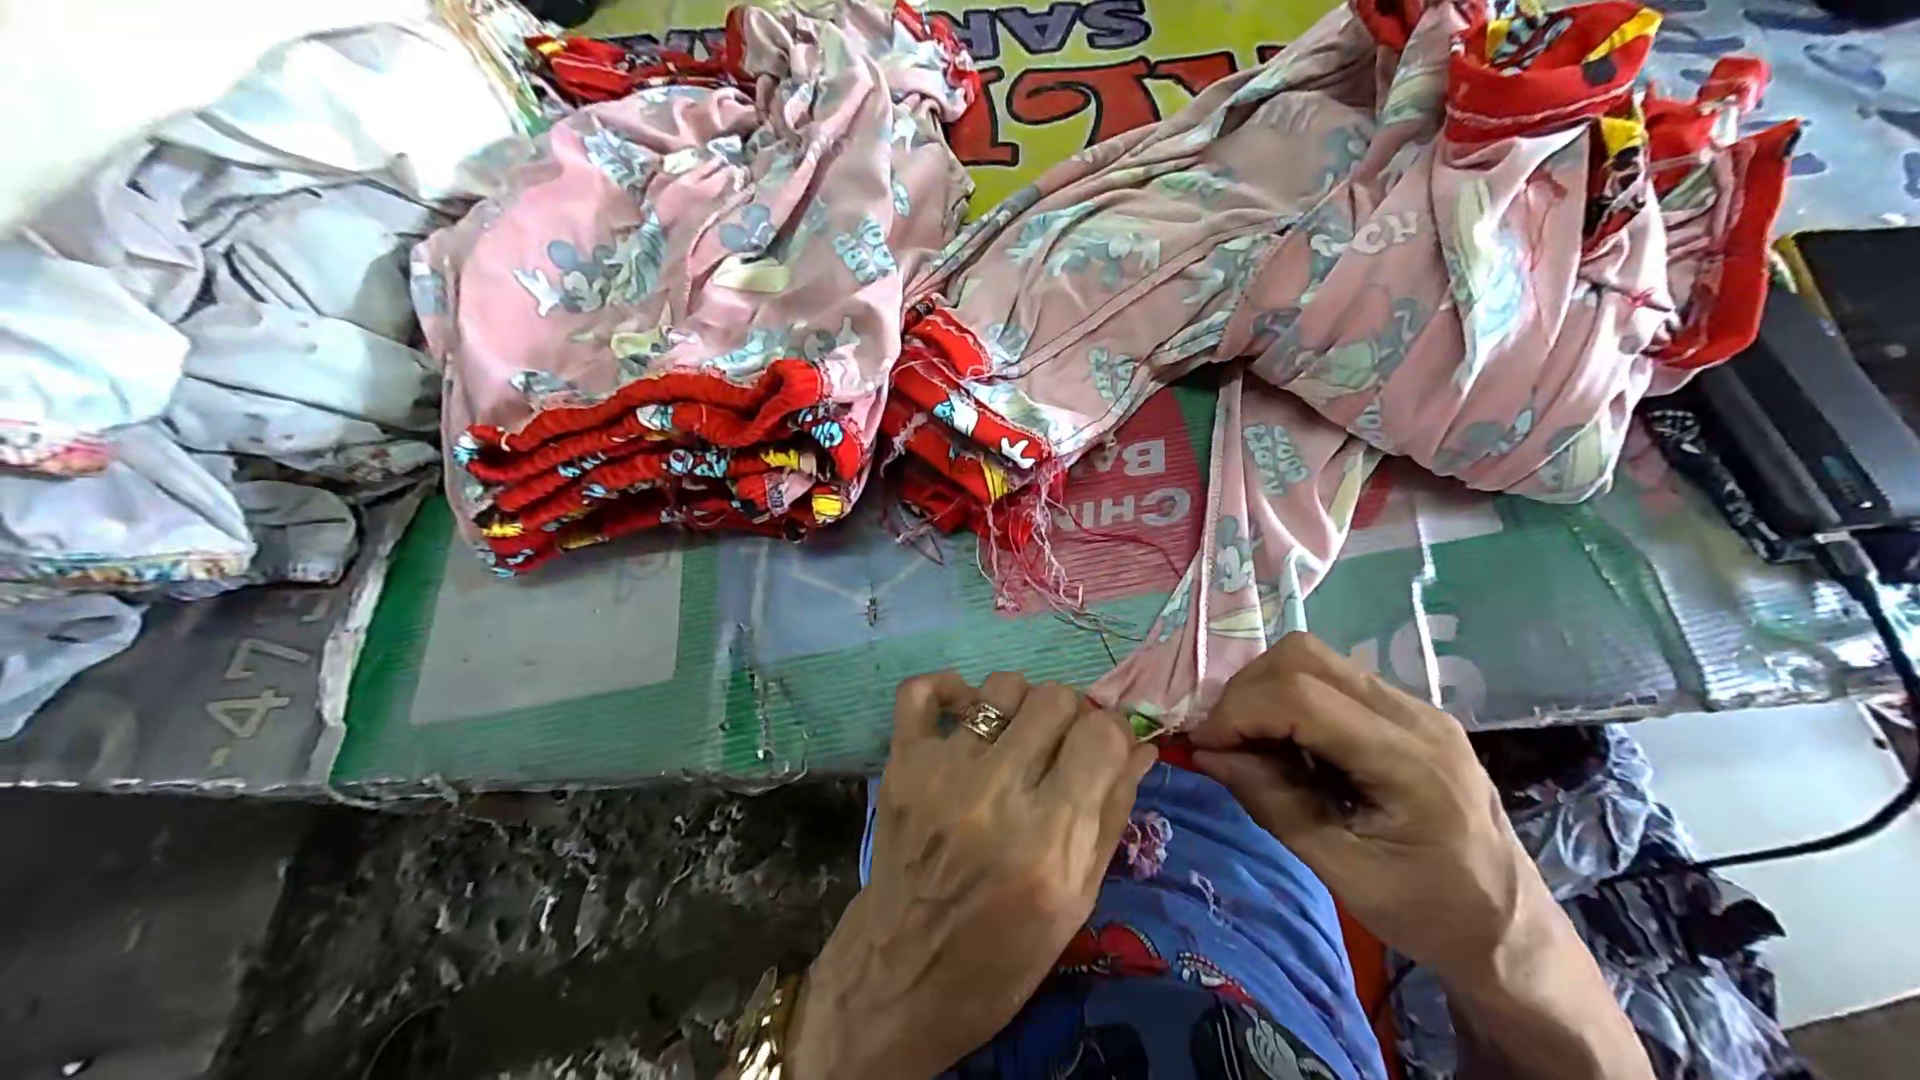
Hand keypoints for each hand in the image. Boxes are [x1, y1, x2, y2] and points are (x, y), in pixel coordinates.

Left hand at [787, 672, 1156, 1079]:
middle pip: (1055, 698)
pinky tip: (966, 713)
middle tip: (1061, 748)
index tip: (1104, 750)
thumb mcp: (1077, 899)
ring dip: (1022, 705)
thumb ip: (1112, 813)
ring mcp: (941, 772)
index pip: (1100, 735)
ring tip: (1017, 738)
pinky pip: (921, 690)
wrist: (904, 976)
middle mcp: (995, 795)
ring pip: (1002, 686)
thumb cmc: (1003, 955)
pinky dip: (949, 689)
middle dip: (1072, 717)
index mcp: (1049, 840)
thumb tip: (1141, 744)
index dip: (1111, 735)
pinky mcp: (901, 764)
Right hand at [1188, 633, 1652, 1079]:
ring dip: (1263, 690)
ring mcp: (1415, 707)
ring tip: (1248, 741)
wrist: (1512, 930)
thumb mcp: (1341, 872)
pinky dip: (1287, 697)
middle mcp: (1415, 715)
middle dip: (1245, 692)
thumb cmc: (1430, 914)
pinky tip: (1285, 742)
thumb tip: (1204, 754)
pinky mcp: (1406, 711)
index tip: (1201, 745)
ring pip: (1314, 658)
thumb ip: (1270, 803)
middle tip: (1222, 741)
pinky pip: (1330, 677)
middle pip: (1304, 656)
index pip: (1302, 698)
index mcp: (1410, 762)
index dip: (1238, 712)